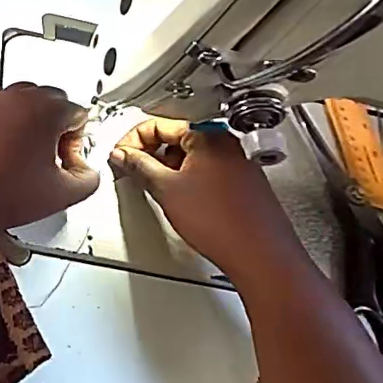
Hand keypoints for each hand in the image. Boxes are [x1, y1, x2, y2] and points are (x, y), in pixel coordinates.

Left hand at [0, 84, 100, 232]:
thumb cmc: (5, 193)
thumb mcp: (64, 193)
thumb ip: (89, 177)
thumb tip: (86, 171)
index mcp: (47, 108)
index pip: (79, 115)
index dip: (76, 143)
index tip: (64, 164)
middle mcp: (20, 96)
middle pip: (54, 102)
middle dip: (57, 128)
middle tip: (49, 160)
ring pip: (28, 102)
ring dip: (34, 122)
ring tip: (27, 156)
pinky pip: (3, 107)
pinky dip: (10, 121)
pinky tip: (5, 150)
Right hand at [107, 118, 301, 275]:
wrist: (261, 257)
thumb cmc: (225, 224)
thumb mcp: (166, 189)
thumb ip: (138, 166)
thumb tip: (123, 155)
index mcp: (208, 136)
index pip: (158, 124)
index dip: (132, 140)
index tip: (121, 155)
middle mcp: (227, 145)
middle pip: (174, 137)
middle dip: (149, 153)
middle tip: (131, 169)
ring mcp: (237, 164)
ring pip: (190, 156)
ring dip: (167, 168)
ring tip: (156, 188)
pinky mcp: (242, 184)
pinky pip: (205, 171)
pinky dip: (186, 180)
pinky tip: (180, 200)